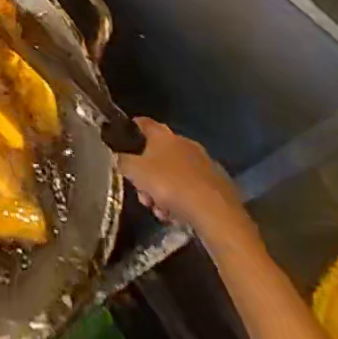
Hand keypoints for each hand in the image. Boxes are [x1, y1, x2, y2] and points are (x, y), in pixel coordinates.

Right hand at [115, 118, 252, 241]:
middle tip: (142, 194)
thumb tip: (119, 159)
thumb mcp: (134, 171)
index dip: (130, 130)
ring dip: (163, 191)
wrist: (215, 212)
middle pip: (157, 154)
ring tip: (160, 211)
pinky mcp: (218, 184)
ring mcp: (203, 163)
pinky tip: (177, 216)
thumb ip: (122, 161)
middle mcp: (184, 143)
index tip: (123, 144)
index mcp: (163, 135)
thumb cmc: (170, 184)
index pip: (142, 123)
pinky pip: (191, 188)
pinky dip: (182, 200)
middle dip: (146, 175)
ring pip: (174, 174)